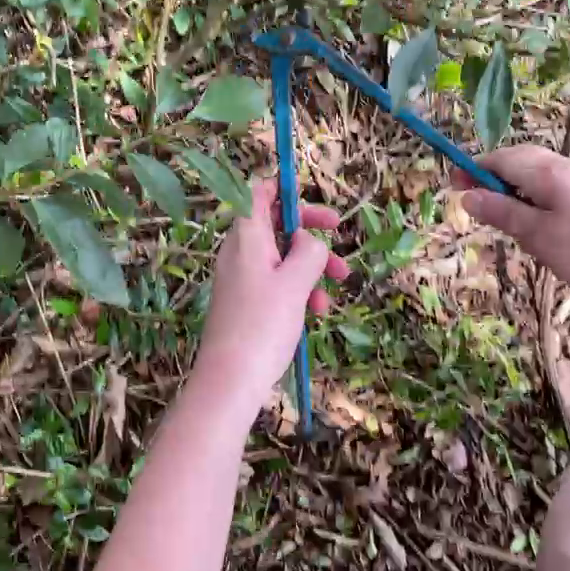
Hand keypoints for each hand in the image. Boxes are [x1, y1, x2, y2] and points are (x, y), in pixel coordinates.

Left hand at [193, 178, 350, 409]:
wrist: (230, 381)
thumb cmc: (262, 324)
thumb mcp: (295, 283)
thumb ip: (308, 251)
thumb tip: (308, 239)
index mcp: (247, 236)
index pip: (258, 193)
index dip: (285, 189)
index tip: (312, 199)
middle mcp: (240, 252)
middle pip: (275, 224)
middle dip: (309, 230)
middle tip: (338, 232)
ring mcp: (241, 278)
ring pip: (281, 257)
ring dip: (311, 264)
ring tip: (339, 282)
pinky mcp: (245, 303)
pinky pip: (275, 283)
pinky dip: (298, 288)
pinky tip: (316, 311)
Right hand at [450, 145, 569, 348]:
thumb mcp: (536, 236)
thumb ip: (501, 212)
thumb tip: (467, 195)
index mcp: (549, 171)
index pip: (501, 158)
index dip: (473, 169)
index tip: (452, 187)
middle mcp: (568, 167)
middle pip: (520, 160)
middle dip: (493, 177)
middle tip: (475, 205)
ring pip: (538, 175)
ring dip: (515, 190)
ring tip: (509, 224)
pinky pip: (556, 188)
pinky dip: (537, 200)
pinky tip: (540, 230)